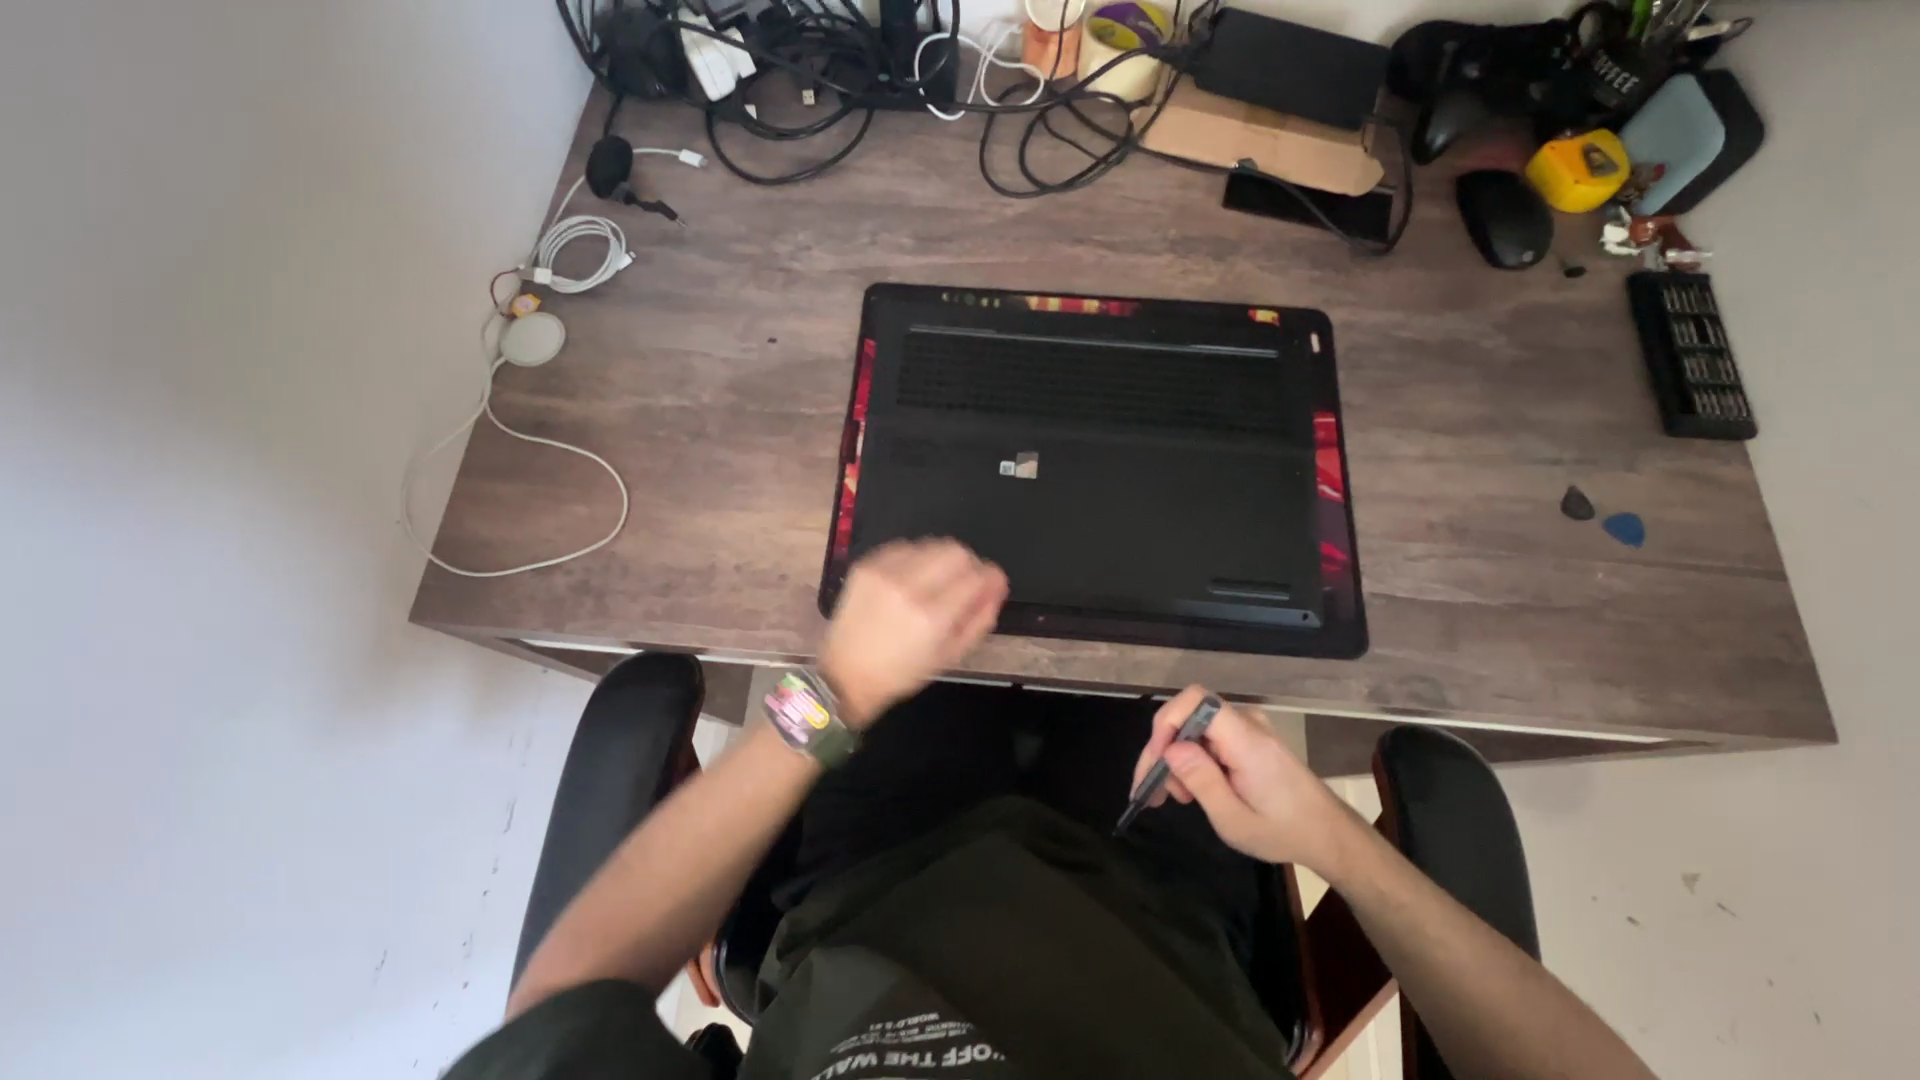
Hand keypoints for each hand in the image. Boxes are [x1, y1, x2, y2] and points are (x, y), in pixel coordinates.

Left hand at [819, 539, 1008, 729]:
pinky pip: (905, 546)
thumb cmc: (902, 672)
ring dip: (942, 559)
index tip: (992, 583)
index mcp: (933, 616)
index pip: (976, 576)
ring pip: (932, 543)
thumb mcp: (951, 655)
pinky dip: (917, 558)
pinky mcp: (867, 564)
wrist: (846, 673)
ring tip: (936, 582)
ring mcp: (885, 572)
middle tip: (965, 582)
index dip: (991, 577)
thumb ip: (980, 618)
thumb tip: (997, 586)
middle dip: (969, 564)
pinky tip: (912, 577)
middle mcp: (910, 586)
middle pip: (956, 551)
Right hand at [1129, 685, 1358, 869]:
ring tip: (1178, 797)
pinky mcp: (1250, 738)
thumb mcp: (1234, 820)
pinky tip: (1193, 789)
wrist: (1328, 834)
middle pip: (1189, 716)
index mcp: (1247, 741)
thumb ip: (1201, 781)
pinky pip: (1209, 736)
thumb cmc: (1283, 832)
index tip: (1158, 759)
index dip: (1167, 722)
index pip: (1196, 700)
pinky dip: (1193, 759)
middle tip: (1155, 793)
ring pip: (1195, 728)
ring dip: (1177, 759)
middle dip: (1164, 750)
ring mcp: (1250, 728)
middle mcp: (1248, 724)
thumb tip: (1169, 748)